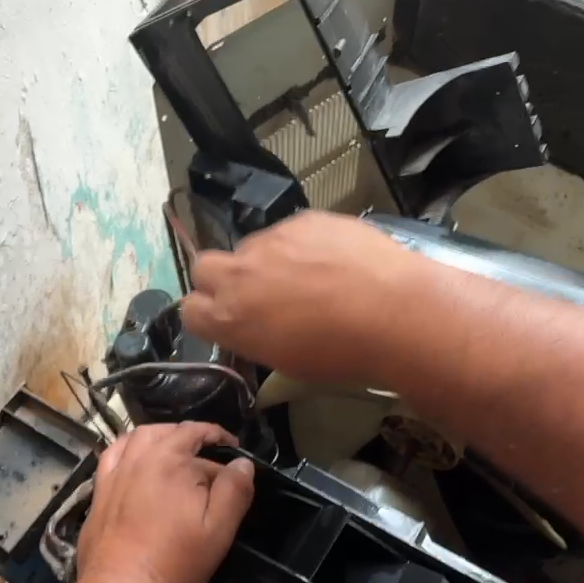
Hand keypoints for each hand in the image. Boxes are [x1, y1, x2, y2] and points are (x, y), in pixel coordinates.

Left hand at [76, 423, 254, 582]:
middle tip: (209, 450)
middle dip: (192, 435)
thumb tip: (242, 463)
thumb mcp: (219, 529)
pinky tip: (133, 456)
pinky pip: (112, 455)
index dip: (220, 437)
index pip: (199, 435)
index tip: (234, 448)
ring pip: (139, 437)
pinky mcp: (99, 492)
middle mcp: (141, 458)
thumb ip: (234, 491)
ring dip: (161, 435)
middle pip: (169, 433)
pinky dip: (128, 447)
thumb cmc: (175, 561)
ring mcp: (115, 473)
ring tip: (174, 445)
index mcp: (172, 461)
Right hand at [181, 211, 427, 386]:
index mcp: (230, 318)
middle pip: (205, 268)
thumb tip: (259, 329)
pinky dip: (303, 245)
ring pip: (251, 247)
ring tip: (309, 278)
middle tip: (259, 295)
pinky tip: (334, 261)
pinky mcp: (303, 219)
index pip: (190, 309)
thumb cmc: (342, 355)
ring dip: (267, 261)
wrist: (394, 312)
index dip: (208, 314)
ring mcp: (271, 241)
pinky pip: (290, 231)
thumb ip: (257, 338)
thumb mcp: (288, 363)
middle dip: (224, 279)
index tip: (230, 321)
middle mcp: (239, 274)